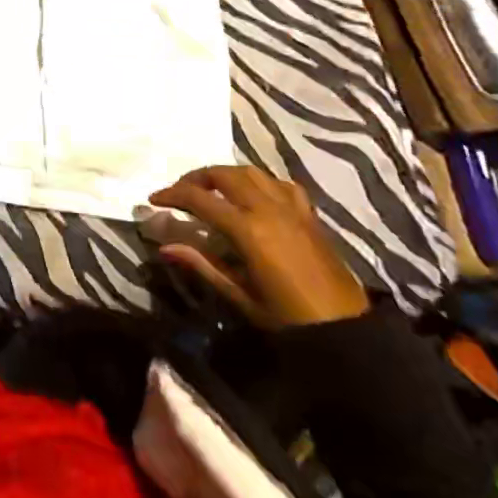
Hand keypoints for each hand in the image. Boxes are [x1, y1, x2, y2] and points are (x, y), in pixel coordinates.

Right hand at [149, 165, 369, 327]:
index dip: (173, 194)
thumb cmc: (287, 318)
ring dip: (225, 174)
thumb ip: (202, 265)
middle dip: (197, 177)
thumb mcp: (240, 296)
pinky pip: (277, 182)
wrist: (343, 326)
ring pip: (250, 171)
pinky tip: (253, 195)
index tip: (154, 199)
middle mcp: (267, 207)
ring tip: (210, 188)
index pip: (200, 199)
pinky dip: (258, 181)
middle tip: (179, 192)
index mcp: (248, 229)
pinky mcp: (307, 211)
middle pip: (224, 174)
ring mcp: (290, 205)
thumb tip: (165, 246)